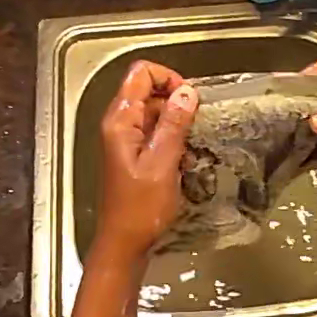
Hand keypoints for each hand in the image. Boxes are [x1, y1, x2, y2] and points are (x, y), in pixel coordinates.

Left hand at [95, 60, 197, 258]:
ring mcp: (125, 140)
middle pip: (148, 90)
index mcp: (120, 120)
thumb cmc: (141, 207)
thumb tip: (187, 91)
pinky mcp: (134, 155)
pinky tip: (185, 158)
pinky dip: (172, 138)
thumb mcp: (162, 163)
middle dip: (176, 100)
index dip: (168, 78)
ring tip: (193, 143)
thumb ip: (174, 124)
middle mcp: (119, 124)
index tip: (190, 99)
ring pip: (154, 112)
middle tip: (198, 123)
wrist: (124, 242)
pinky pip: (154, 133)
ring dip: (177, 122)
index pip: (141, 74)